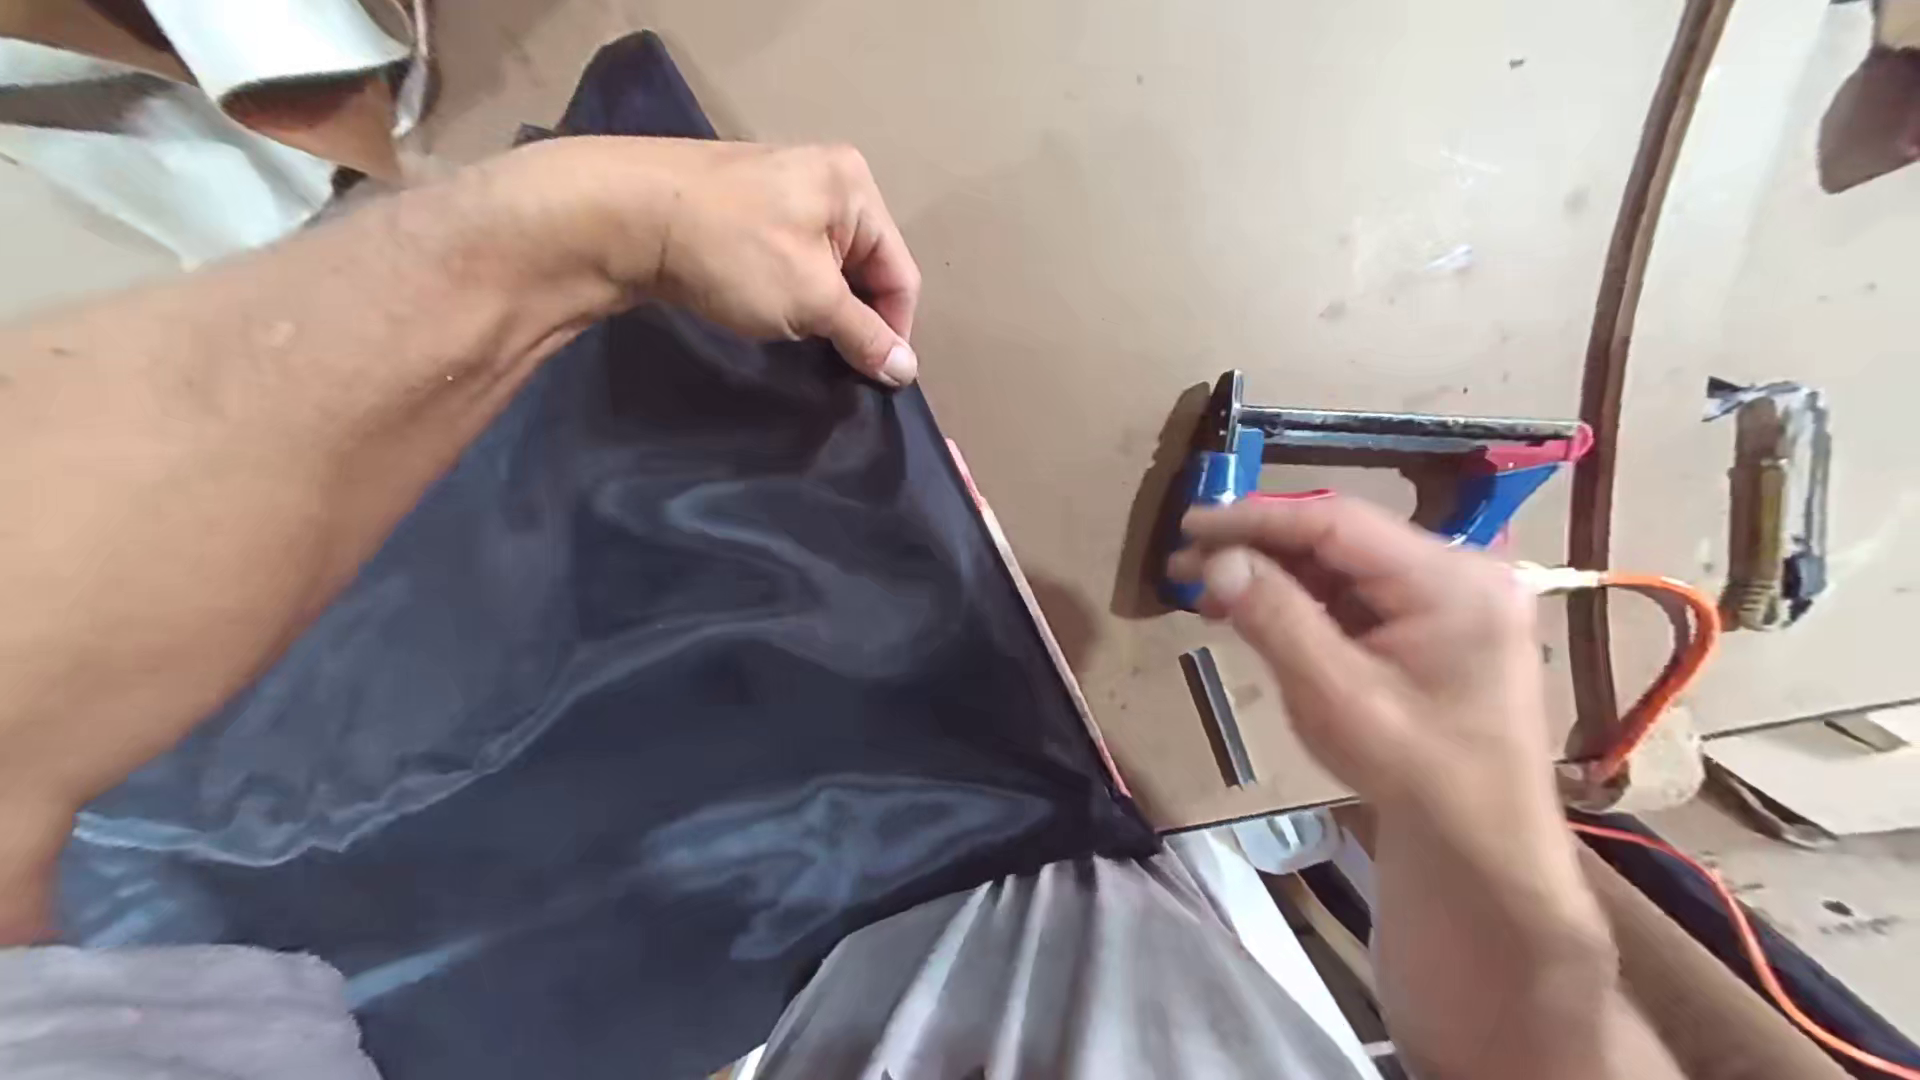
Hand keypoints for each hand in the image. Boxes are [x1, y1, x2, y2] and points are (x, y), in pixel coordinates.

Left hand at [497, 136, 921, 385]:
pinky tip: (780, 316)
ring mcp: (788, 193)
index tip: (877, 376)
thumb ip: (866, 336)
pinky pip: (800, 263)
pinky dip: (800, 297)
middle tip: (840, 362)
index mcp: (855, 189)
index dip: (895, 331)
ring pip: (833, 272)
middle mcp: (829, 182)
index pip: (900, 275)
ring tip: (807, 341)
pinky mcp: (754, 211)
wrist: (624, 217)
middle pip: (869, 271)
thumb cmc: (733, 253)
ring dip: (828, 313)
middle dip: (858, 321)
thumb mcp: (812, 300)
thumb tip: (908, 372)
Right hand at [1171, 500, 1639, 1079]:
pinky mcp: (1419, 616)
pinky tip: (1244, 608)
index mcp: (1452, 582)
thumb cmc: (1415, 776)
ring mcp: (1439, 593)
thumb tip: (1215, 561)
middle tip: (1185, 563)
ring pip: (1330, 560)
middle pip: (1333, 537)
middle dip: (1253, 546)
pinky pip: (1341, 588)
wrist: (1477, 844)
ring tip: (1202, 588)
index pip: (1335, 522)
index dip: (1256, 518)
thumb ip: (1276, 620)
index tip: (1191, 526)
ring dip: (1264, 570)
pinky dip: (1288, 595)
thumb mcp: (1337, 698)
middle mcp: (1453, 571)